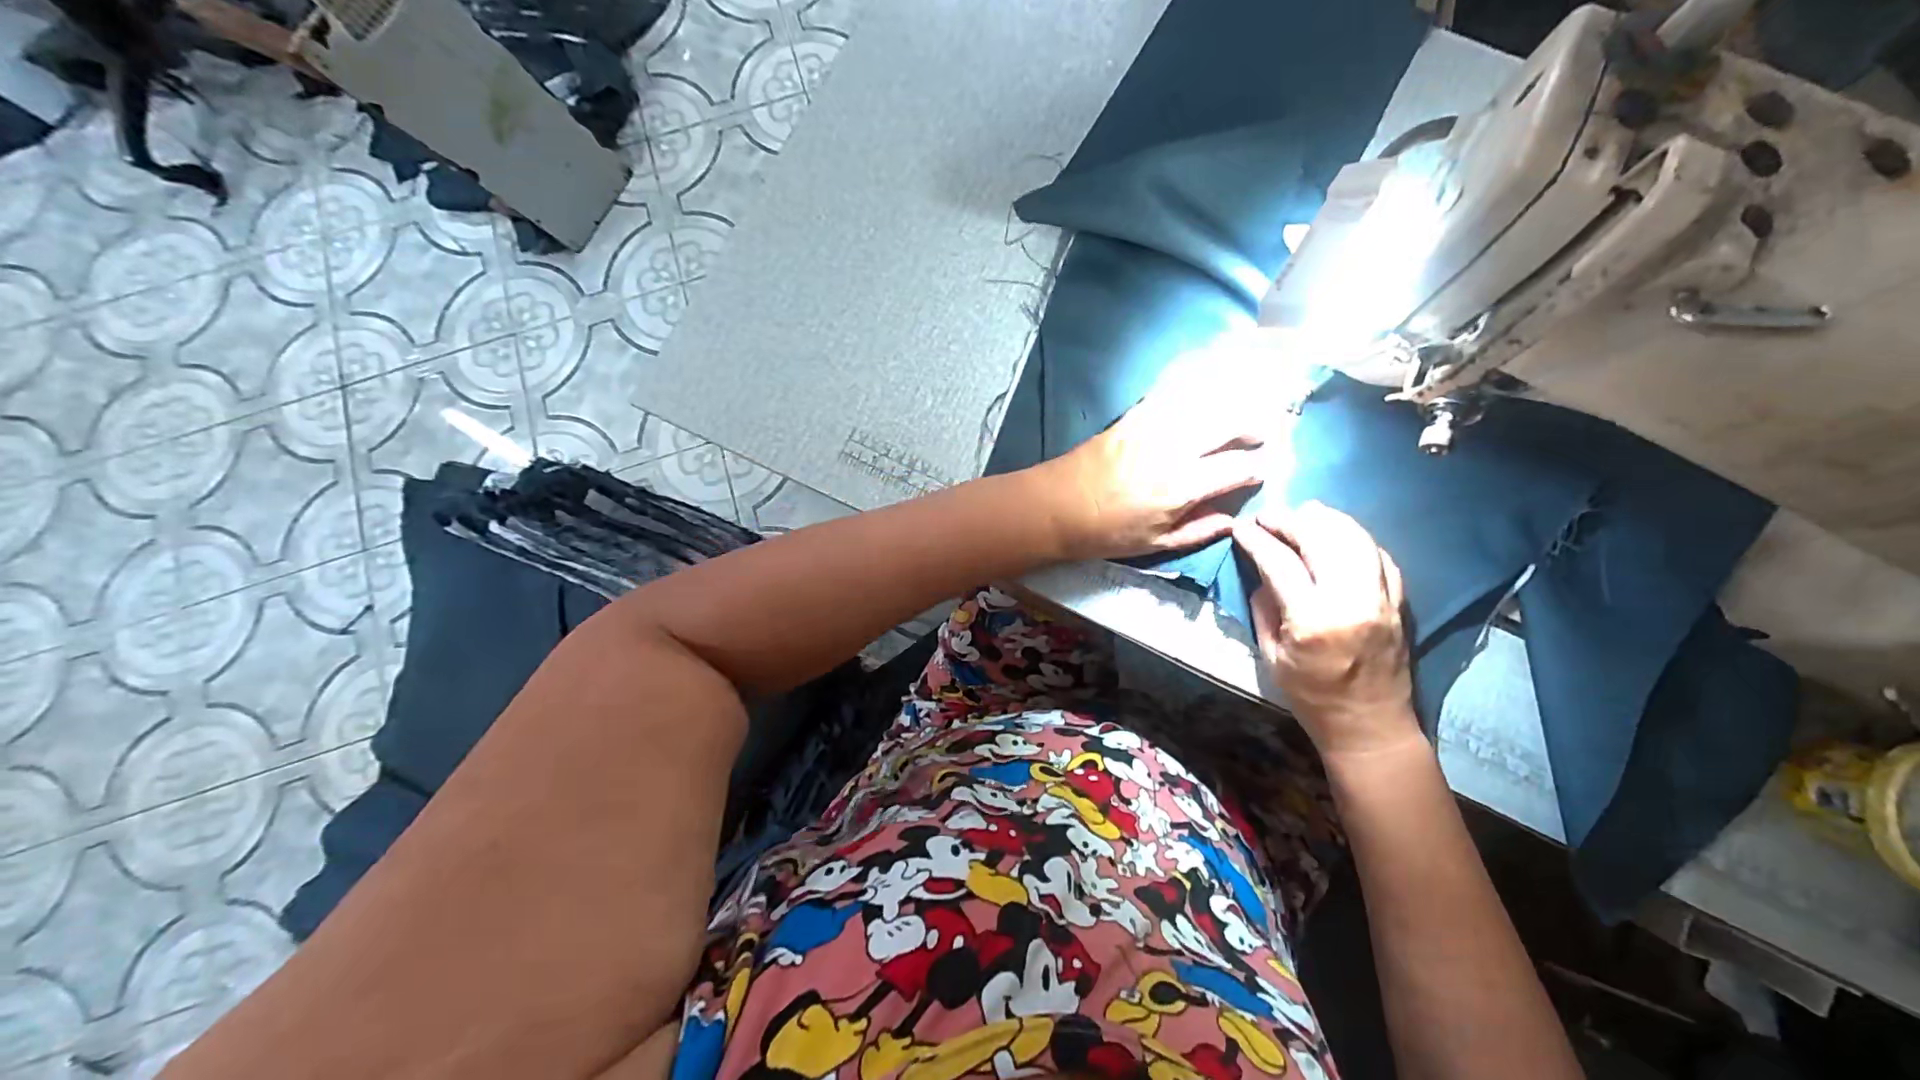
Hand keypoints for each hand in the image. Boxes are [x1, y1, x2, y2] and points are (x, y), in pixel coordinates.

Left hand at [1036, 357, 1273, 560]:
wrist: (1056, 506)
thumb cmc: (1105, 533)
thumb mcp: (1155, 543)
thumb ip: (1198, 531)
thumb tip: (1233, 519)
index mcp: (1180, 487)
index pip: (1236, 467)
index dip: (1257, 467)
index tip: (1263, 469)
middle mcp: (1172, 449)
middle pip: (1229, 422)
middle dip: (1254, 425)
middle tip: (1263, 433)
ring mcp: (1152, 426)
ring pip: (1205, 401)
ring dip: (1231, 402)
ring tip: (1241, 412)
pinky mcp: (1134, 415)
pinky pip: (1173, 393)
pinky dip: (1197, 388)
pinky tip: (1208, 392)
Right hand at [1233, 502, 1420, 760]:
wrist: (1370, 725)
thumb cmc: (1311, 698)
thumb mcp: (1271, 658)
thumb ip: (1265, 610)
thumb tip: (1260, 573)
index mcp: (1313, 620)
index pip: (1281, 562)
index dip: (1257, 540)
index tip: (1241, 527)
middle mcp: (1351, 602)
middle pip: (1322, 539)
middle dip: (1291, 520)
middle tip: (1269, 516)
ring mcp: (1380, 599)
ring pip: (1356, 540)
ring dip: (1327, 520)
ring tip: (1303, 513)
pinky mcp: (1398, 602)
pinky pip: (1379, 556)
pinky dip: (1356, 538)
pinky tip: (1338, 534)